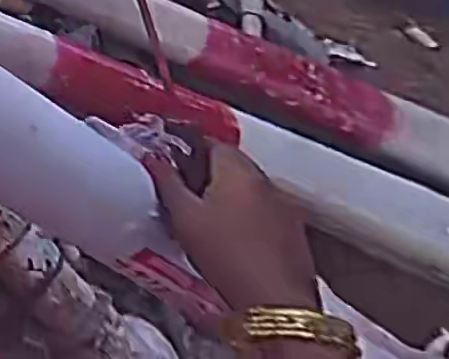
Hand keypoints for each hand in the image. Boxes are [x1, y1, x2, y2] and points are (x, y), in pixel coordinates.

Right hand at [143, 140, 319, 312]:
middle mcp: (267, 184)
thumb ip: (165, 178)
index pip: (212, 142)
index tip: (171, 157)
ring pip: (249, 187)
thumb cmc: (224, 253)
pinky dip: (245, 211)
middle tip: (183, 182)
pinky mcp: (296, 236)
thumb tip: (152, 155)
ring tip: (204, 208)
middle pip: (233, 163)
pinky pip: (264, 209)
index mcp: (239, 171)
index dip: (189, 145)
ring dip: (228, 190)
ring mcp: (287, 211)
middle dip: (207, 168)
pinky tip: (230, 230)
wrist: (277, 307)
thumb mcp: (183, 213)